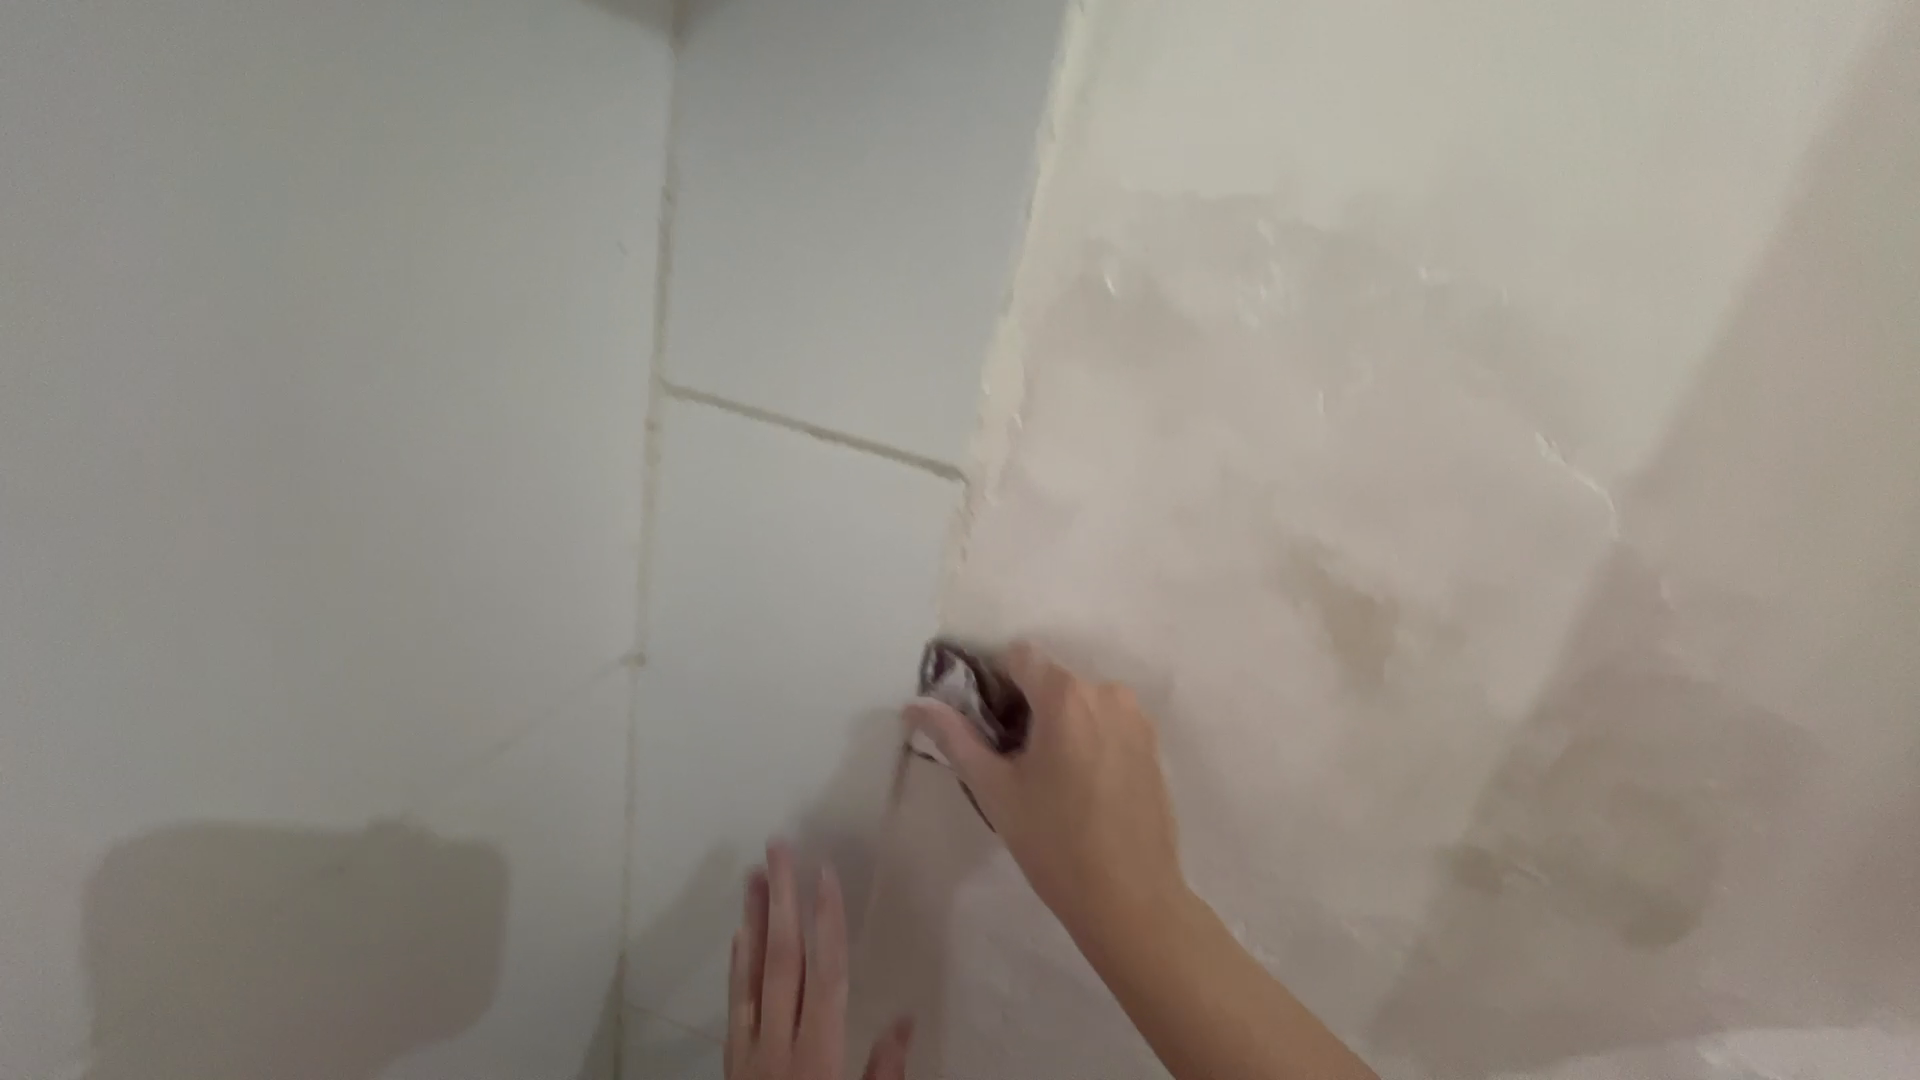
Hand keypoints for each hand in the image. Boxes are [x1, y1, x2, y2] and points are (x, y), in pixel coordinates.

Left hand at [727, 842, 913, 1079]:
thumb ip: (884, 1071)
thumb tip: (905, 1018)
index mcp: (817, 1054)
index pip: (825, 974)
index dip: (827, 921)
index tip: (825, 871)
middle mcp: (778, 1042)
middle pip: (781, 960)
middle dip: (781, 899)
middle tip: (777, 848)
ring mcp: (748, 1050)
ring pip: (751, 974)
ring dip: (753, 919)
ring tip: (754, 874)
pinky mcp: (731, 1060)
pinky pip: (734, 1003)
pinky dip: (738, 964)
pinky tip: (740, 933)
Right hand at [904, 644, 1186, 949]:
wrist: (1131, 900)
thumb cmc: (1054, 842)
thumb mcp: (994, 789)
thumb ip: (953, 737)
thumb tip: (914, 706)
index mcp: (1065, 695)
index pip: (1019, 655)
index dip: (995, 682)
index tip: (988, 725)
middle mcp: (1106, 691)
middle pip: (1051, 678)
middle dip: (1026, 706)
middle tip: (1013, 760)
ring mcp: (1136, 717)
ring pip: (1080, 700)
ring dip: (1058, 722)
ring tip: (1049, 778)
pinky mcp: (1153, 744)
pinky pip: (1107, 721)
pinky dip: (1087, 737)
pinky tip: (1082, 787)